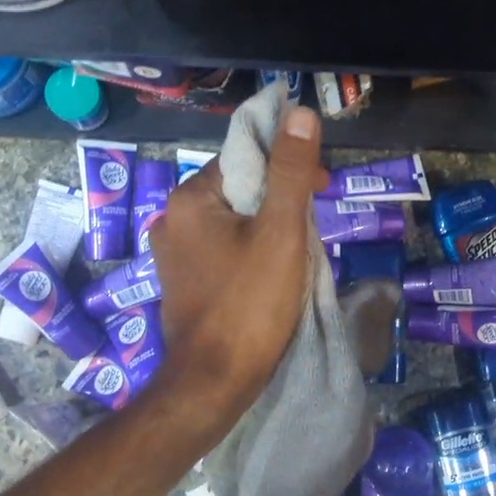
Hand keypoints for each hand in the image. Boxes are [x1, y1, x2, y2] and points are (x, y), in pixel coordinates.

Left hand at [147, 106, 327, 426]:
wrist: (214, 383)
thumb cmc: (251, 304)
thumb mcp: (282, 231)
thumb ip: (292, 172)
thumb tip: (300, 112)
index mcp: (190, 199)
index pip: (246, 159)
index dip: (289, 168)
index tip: (323, 190)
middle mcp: (172, 220)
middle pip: (241, 190)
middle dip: (282, 202)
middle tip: (315, 230)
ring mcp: (174, 256)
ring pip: (235, 223)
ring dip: (269, 229)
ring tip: (299, 256)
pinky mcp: (183, 283)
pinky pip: (224, 252)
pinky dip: (252, 254)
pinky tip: (273, 277)